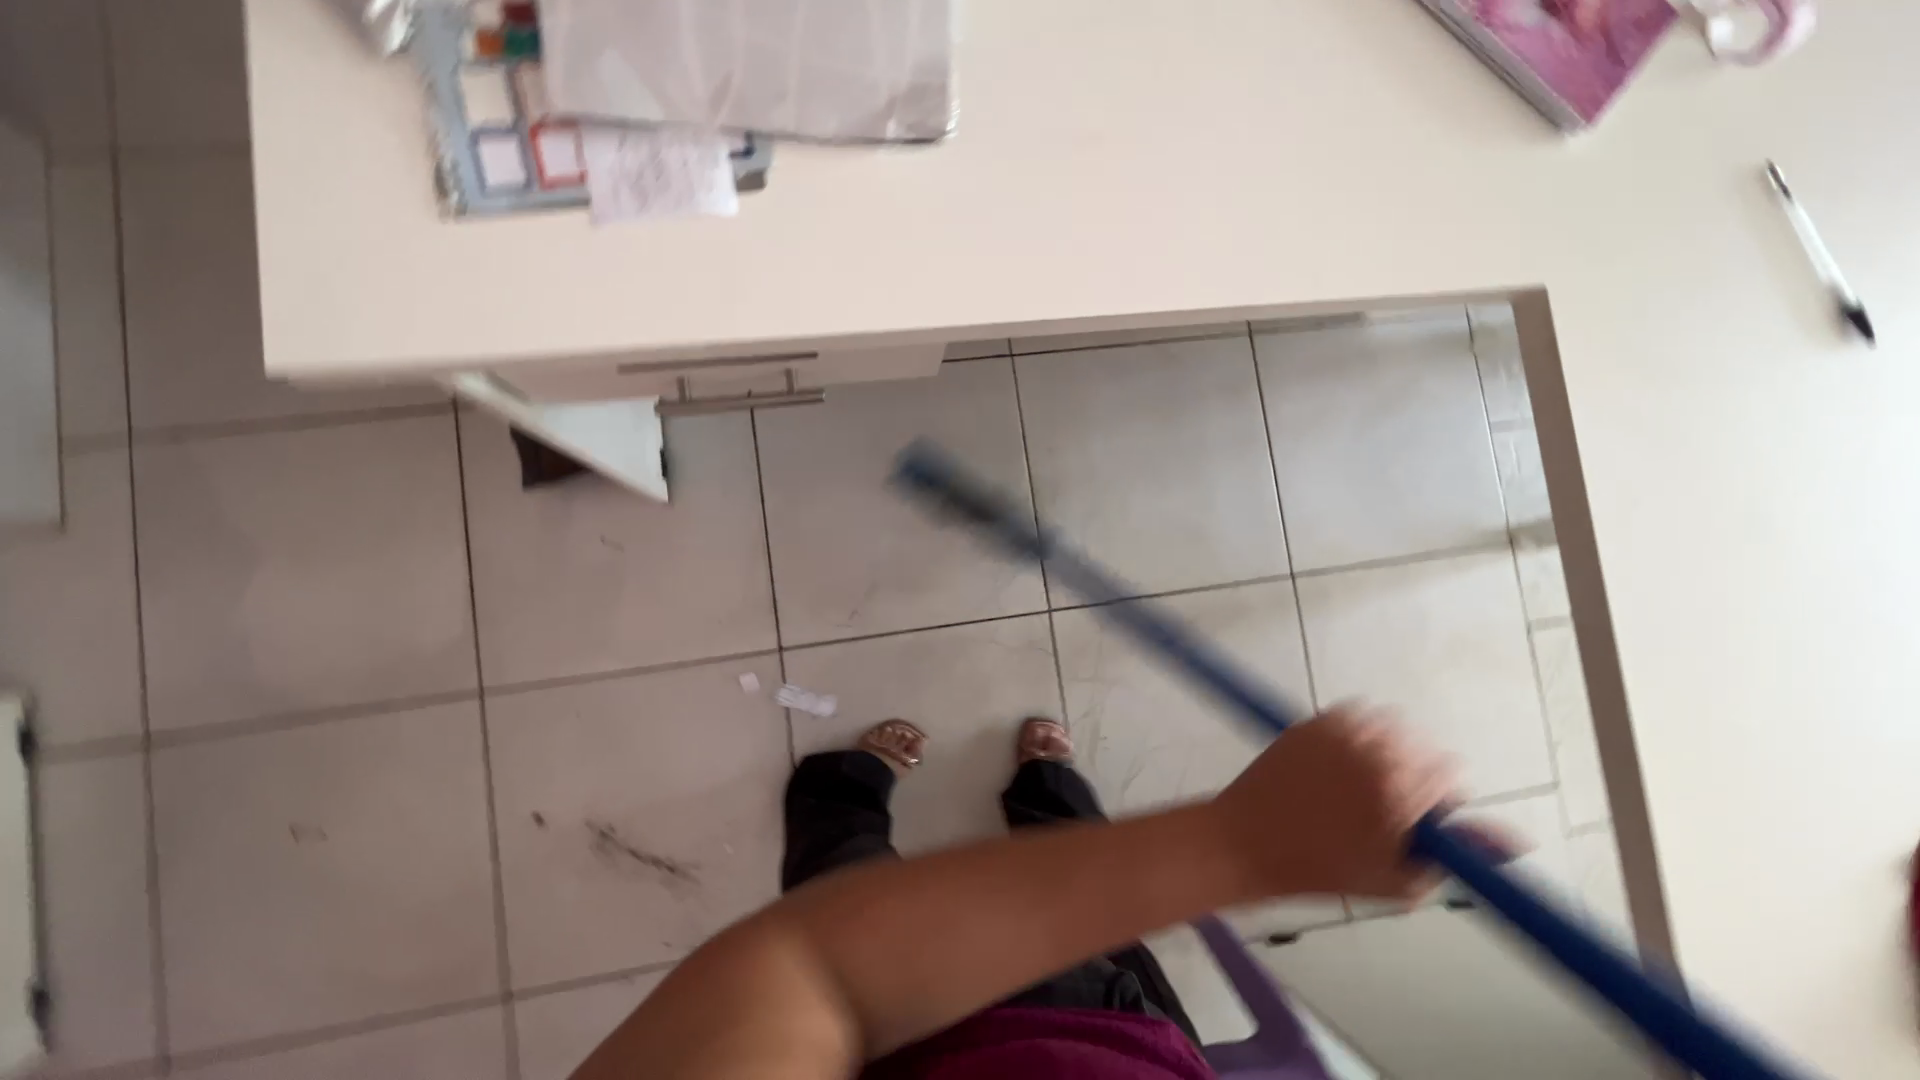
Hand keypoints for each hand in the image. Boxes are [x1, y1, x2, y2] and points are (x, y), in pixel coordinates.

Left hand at [1211, 703, 1475, 902]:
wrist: (1245, 842)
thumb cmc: (1321, 870)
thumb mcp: (1398, 880)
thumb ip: (1459, 856)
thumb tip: (1517, 840)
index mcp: (1402, 791)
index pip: (1450, 773)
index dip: (1440, 798)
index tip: (1419, 816)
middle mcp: (1375, 751)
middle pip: (1420, 745)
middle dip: (1414, 771)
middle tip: (1384, 802)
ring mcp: (1339, 731)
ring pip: (1388, 726)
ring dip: (1385, 748)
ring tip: (1358, 781)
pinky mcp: (1311, 720)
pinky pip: (1353, 714)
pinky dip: (1354, 733)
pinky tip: (1337, 762)